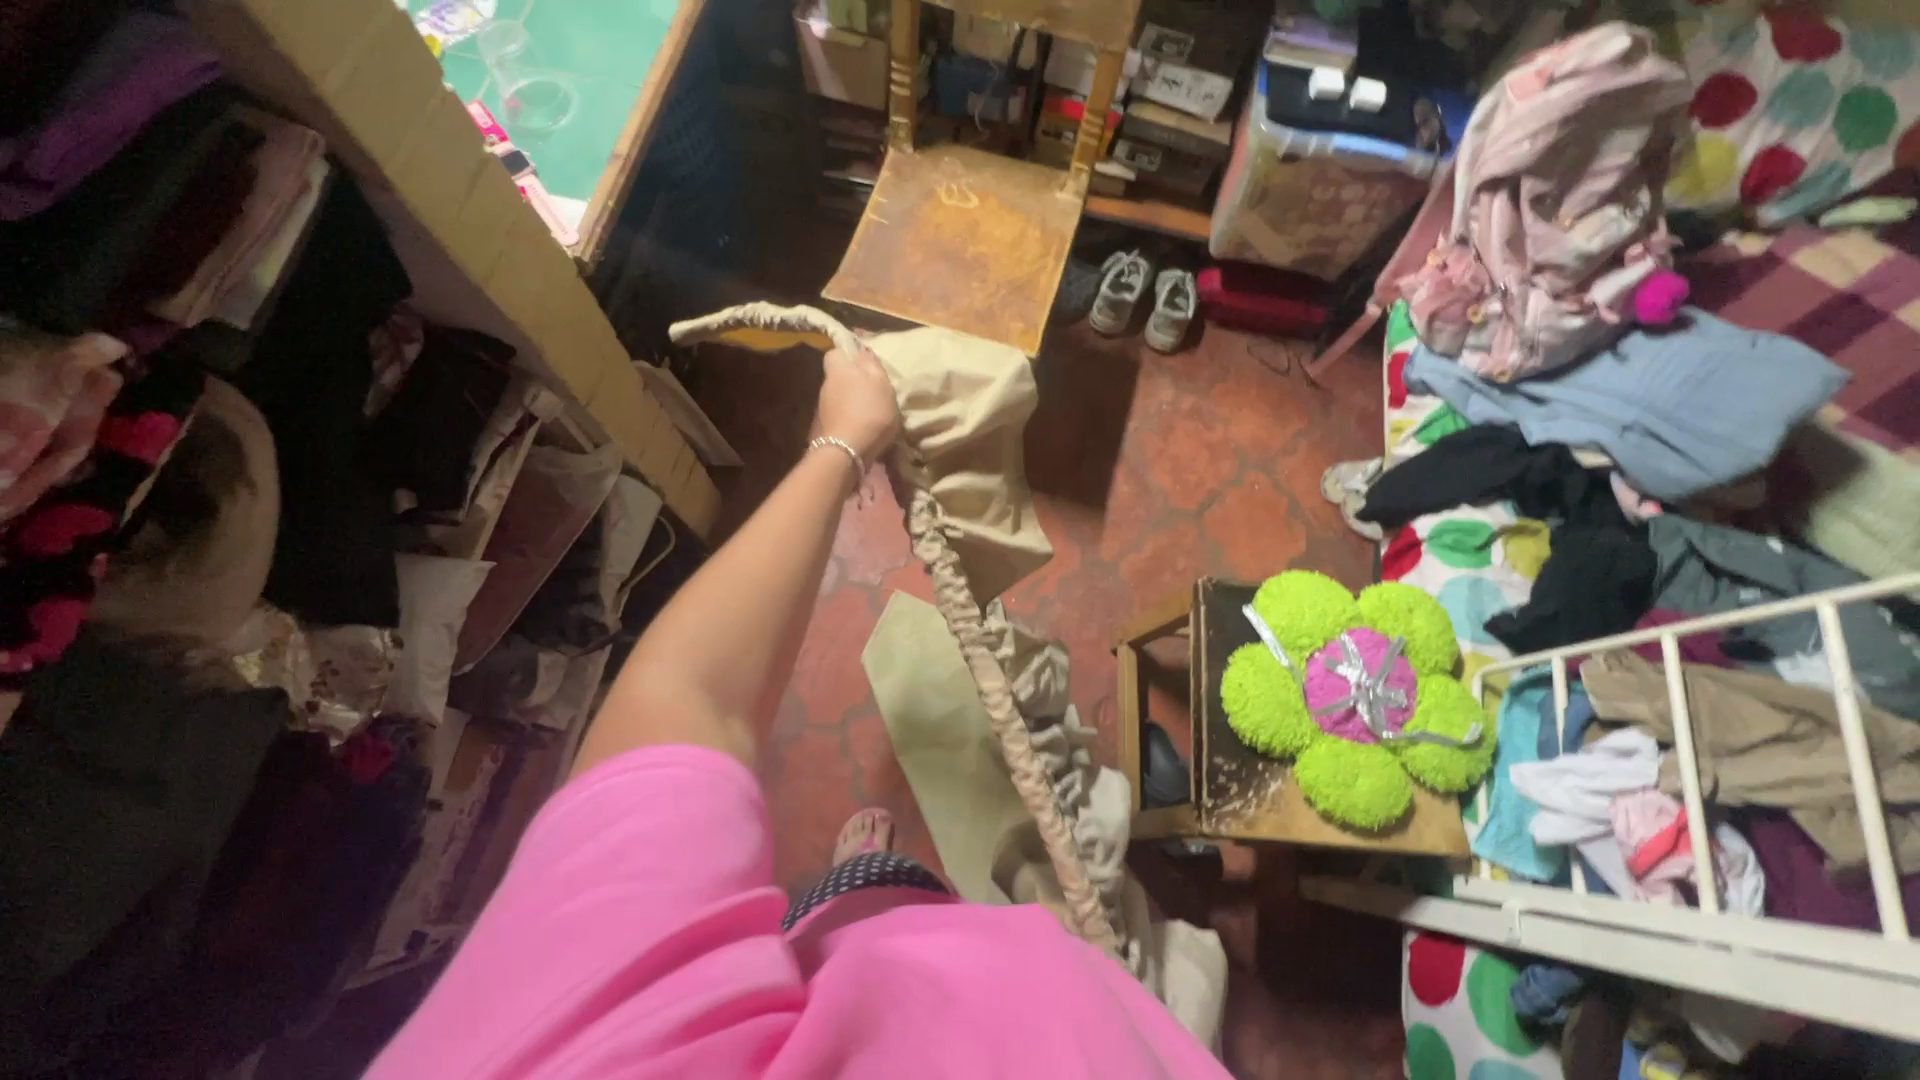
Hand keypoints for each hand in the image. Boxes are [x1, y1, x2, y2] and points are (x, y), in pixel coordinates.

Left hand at [812, 345, 899, 464]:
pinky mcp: (821, 430)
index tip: (863, 364)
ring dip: (849, 403)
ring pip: (836, 398)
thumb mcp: (881, 383)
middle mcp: (825, 386)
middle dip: (850, 382)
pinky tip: (860, 430)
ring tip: (869, 415)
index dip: (848, 355)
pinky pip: (837, 418)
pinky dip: (847, 421)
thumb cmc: (869, 411)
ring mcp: (820, 409)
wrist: (846, 452)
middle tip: (871, 392)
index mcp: (838, 369)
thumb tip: (862, 351)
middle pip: (836, 377)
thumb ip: (871, 364)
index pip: (835, 352)